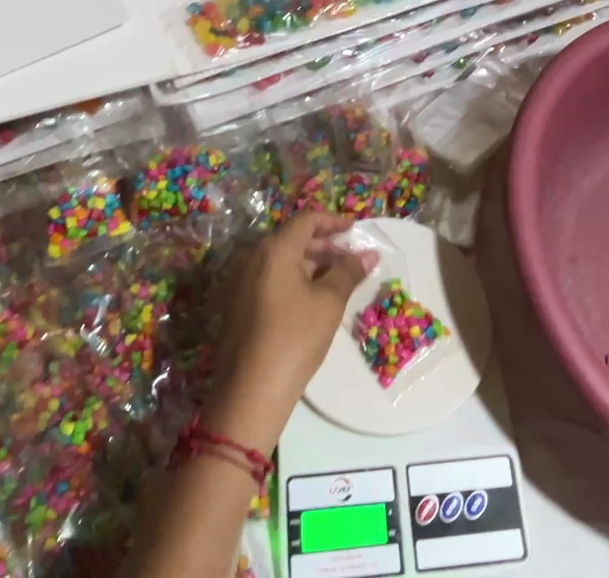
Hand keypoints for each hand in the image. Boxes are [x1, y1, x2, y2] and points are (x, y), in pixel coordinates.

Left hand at [201, 211, 373, 451]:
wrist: (251, 389)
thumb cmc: (294, 337)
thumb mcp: (329, 302)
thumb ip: (349, 272)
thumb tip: (368, 254)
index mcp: (274, 249)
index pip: (307, 220)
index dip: (334, 221)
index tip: (356, 230)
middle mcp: (254, 257)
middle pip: (294, 239)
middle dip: (326, 245)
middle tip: (354, 259)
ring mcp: (243, 281)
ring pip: (283, 260)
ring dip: (313, 264)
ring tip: (340, 280)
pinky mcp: (240, 304)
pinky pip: (273, 279)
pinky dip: (297, 279)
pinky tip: (315, 298)